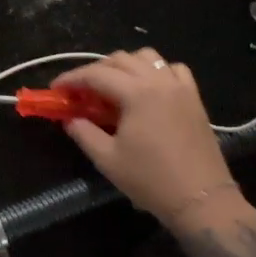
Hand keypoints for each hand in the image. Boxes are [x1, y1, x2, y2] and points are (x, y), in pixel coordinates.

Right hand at [54, 49, 245, 228]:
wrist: (200, 198)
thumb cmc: (150, 180)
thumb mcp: (107, 159)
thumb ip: (83, 132)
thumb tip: (70, 118)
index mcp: (136, 93)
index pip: (96, 74)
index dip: (71, 79)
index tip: (55, 89)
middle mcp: (159, 81)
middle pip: (120, 60)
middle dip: (95, 71)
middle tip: (80, 92)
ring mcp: (180, 87)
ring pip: (147, 58)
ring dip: (124, 66)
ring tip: (112, 87)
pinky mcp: (194, 97)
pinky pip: (173, 69)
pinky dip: (155, 71)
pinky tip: (148, 89)